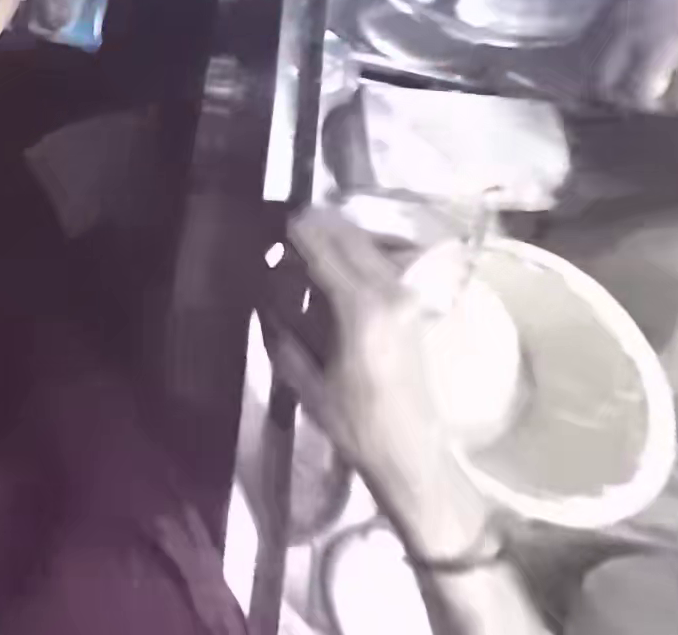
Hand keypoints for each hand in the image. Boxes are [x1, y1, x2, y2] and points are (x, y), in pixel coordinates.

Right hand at [272, 209, 493, 557]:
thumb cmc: (354, 423)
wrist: (413, 457)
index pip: (323, 249)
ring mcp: (406, 296)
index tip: (270, 220)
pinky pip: (379, 258)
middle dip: (314, 225)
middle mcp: (388, 292)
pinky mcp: (413, 304)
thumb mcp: (303, 378)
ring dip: (334, 234)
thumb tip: (263, 289)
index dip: (295, 231)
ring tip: (302, 243)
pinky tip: (332, 261)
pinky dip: (353, 250)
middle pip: (348, 235)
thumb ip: (280, 327)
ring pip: (366, 242)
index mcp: (360, 309)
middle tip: (283, 228)